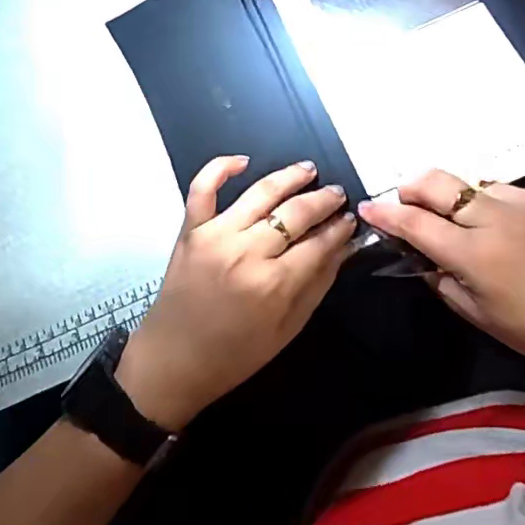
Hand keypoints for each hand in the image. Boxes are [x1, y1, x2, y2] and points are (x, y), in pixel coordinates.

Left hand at [115, 156, 357, 430]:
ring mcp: (215, 236)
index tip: (351, 219)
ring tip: (309, 170)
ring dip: (289, 176)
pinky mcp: (190, 230)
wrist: (172, 363)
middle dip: (324, 200)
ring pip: (260, 193)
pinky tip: (242, 161)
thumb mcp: (288, 329)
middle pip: (296, 212)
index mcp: (274, 284)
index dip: (340, 228)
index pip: (319, 242)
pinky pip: (204, 189)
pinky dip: (220, 168)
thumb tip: (344, 247)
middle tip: (338, 194)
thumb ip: (318, 284)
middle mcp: (246, 253)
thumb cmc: (235, 355)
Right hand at [359, 170, 524, 405]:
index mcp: (476, 255)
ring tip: (465, 227)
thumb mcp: (478, 314)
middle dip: (411, 188)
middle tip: (406, 205)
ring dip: (455, 200)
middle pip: (436, 180)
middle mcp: (496, 217)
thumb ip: (441, 277)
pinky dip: (491, 207)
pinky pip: (503, 192)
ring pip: (470, 184)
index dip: (386, 214)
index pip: (416, 223)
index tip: (369, 208)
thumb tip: (419, 253)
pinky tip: (505, 232)